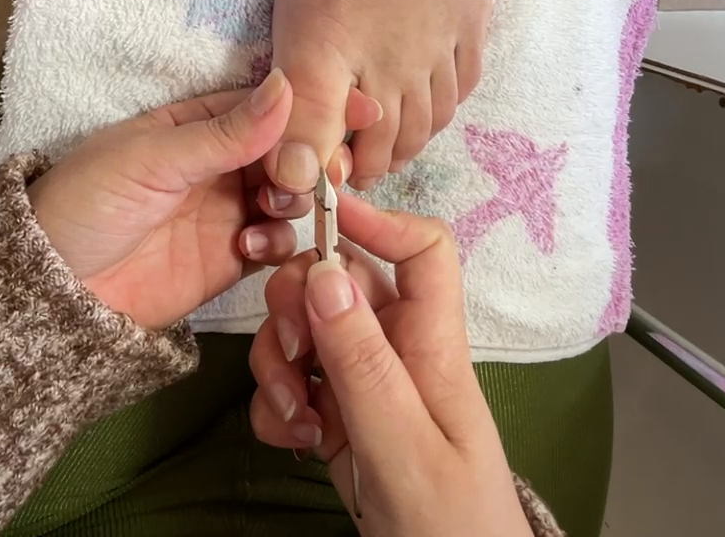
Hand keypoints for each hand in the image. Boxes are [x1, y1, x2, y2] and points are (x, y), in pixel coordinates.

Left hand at [28, 71, 377, 328]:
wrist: (54, 291)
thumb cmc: (91, 202)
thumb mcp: (153, 158)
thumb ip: (224, 131)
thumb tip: (288, 83)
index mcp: (197, 123)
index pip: (265, 105)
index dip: (309, 105)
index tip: (357, 108)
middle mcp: (220, 163)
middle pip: (287, 151)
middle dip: (309, 158)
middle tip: (321, 173)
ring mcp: (228, 210)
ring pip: (290, 195)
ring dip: (294, 199)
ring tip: (273, 207)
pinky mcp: (230, 258)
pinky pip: (275, 243)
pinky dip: (277, 242)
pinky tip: (253, 248)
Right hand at [248, 192, 530, 535]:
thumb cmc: (449, 525)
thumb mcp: (404, 447)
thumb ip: (363, 363)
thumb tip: (325, 272)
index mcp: (431, 341)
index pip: (423, 250)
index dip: (379, 221)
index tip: (321, 218)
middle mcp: (395, 347)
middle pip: (339, 279)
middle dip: (298, 304)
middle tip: (290, 350)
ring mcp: (361, 380)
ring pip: (304, 327)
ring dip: (280, 361)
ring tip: (294, 415)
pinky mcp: (334, 413)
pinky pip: (291, 379)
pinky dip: (276, 401)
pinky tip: (291, 438)